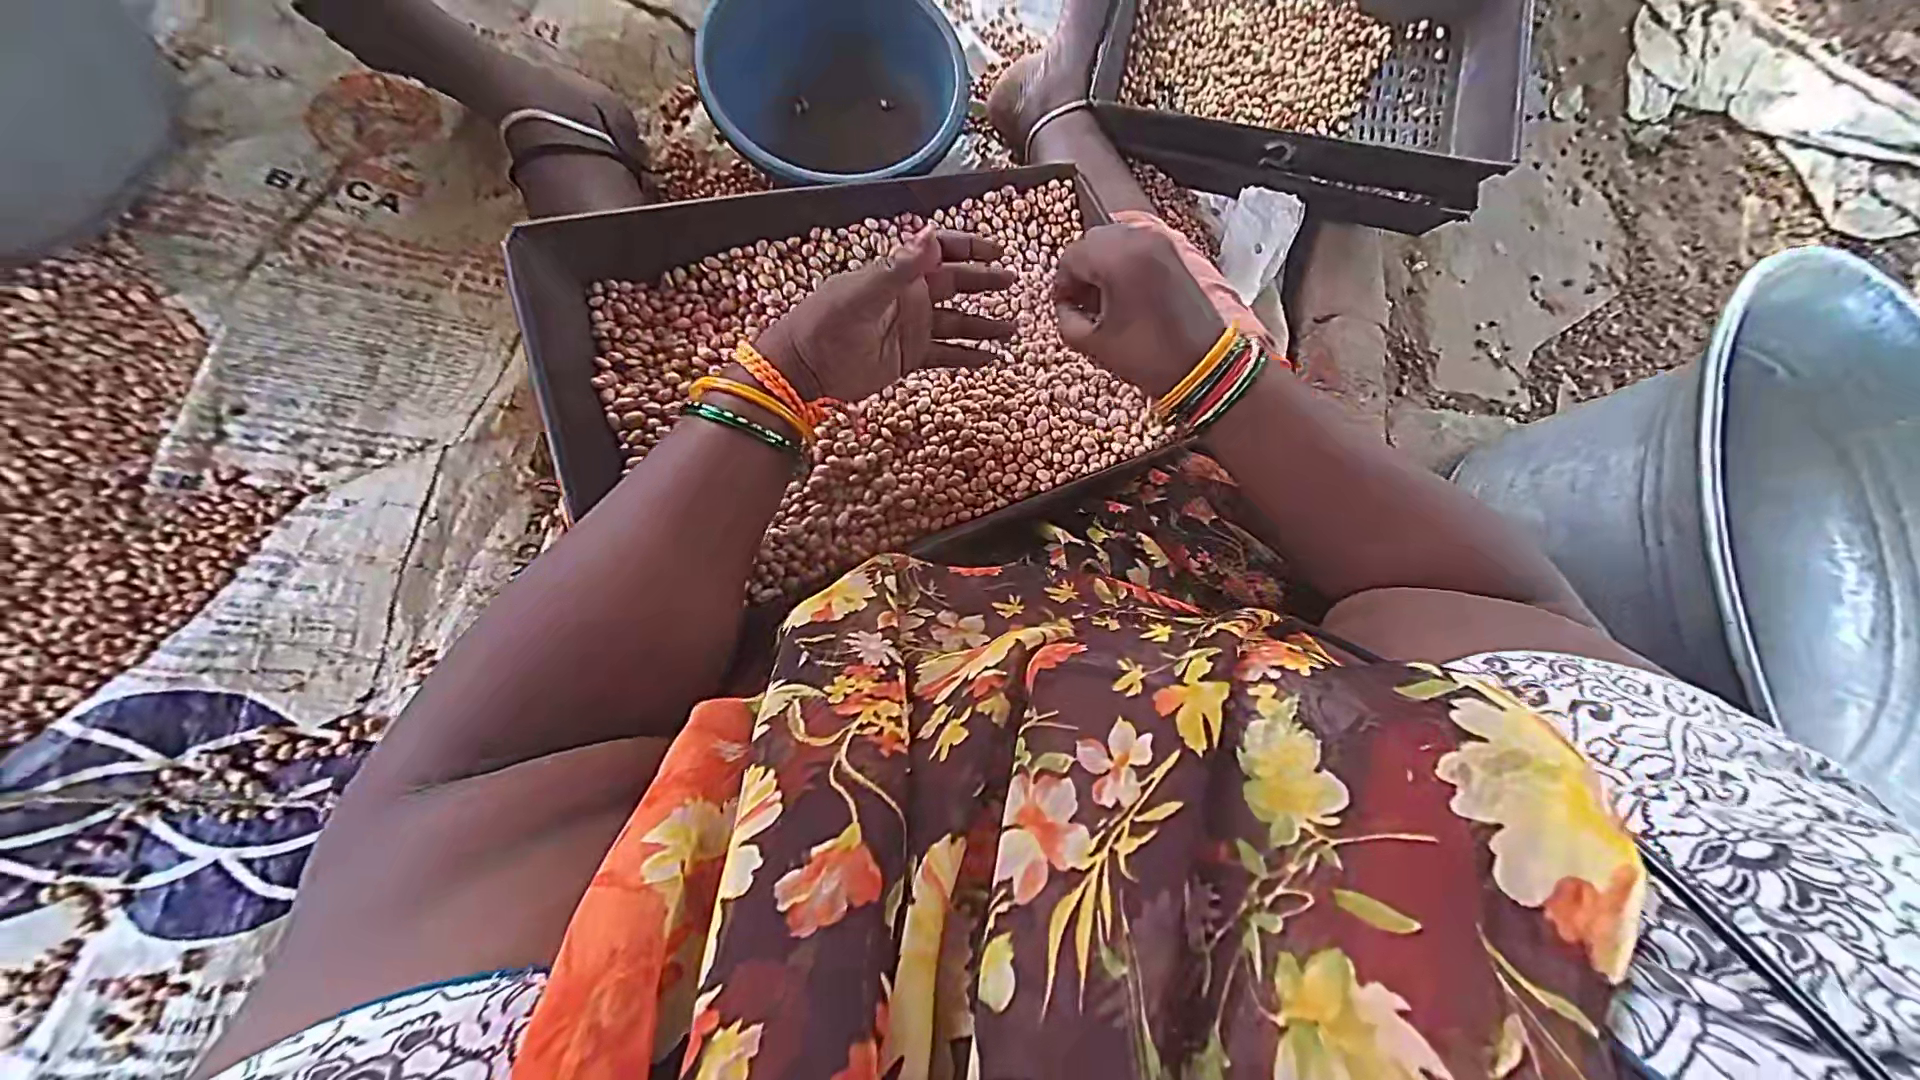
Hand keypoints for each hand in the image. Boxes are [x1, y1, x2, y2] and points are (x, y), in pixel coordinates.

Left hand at [756, 227, 1016, 402]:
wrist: (807, 366)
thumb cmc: (827, 323)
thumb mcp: (862, 293)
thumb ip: (898, 268)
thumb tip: (931, 237)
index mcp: (900, 275)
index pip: (941, 252)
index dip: (970, 248)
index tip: (998, 251)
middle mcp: (911, 298)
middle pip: (957, 285)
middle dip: (985, 283)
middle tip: (1013, 284)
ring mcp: (913, 329)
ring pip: (958, 323)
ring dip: (985, 325)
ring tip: (1012, 329)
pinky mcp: (911, 357)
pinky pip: (947, 355)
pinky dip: (969, 358)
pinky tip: (992, 360)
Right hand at [1051, 223, 1226, 397]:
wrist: (1201, 364)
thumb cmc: (1146, 356)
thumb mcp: (1093, 343)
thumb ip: (1065, 318)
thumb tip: (1064, 305)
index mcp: (1117, 258)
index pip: (1072, 255)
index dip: (1062, 282)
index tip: (1063, 305)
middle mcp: (1139, 239)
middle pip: (1093, 241)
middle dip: (1082, 269)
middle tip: (1081, 302)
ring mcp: (1160, 243)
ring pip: (1115, 240)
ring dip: (1102, 265)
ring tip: (1104, 299)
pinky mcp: (1173, 253)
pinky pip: (1136, 246)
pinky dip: (1123, 263)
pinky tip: (1124, 294)